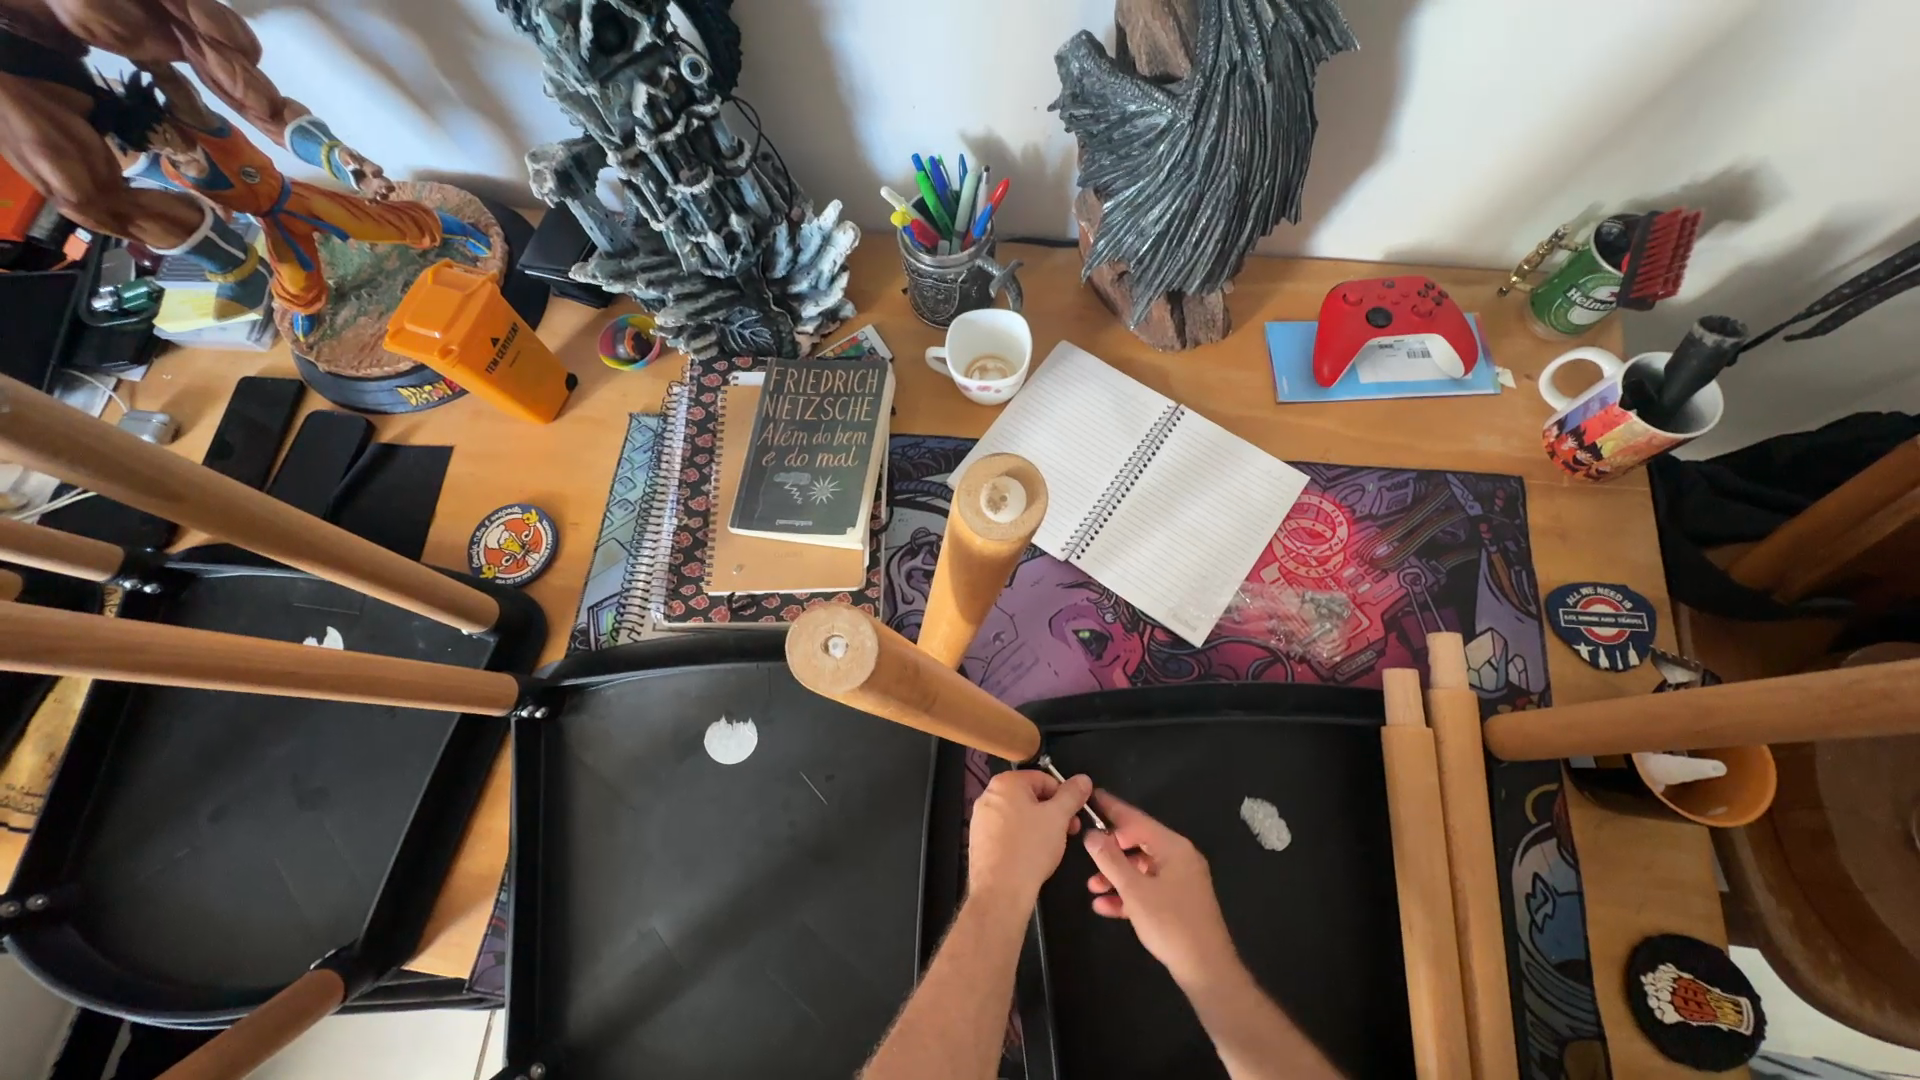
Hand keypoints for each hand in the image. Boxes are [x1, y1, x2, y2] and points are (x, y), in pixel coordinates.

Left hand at [336, 147, 394, 199]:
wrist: (344, 166)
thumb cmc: (346, 158)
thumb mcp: (345, 154)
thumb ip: (350, 157)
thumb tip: (356, 164)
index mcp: (371, 167)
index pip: (377, 169)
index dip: (376, 171)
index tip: (373, 175)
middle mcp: (377, 178)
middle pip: (386, 182)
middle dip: (387, 186)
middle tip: (384, 190)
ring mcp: (375, 187)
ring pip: (384, 193)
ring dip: (383, 196)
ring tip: (379, 197)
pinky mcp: (371, 194)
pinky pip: (375, 199)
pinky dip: (374, 201)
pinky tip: (368, 202)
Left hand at [968, 770, 1091, 911]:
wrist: (1001, 891)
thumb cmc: (1030, 847)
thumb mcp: (1058, 817)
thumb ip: (1072, 794)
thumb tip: (1083, 779)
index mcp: (1006, 783)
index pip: (1044, 779)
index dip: (1064, 796)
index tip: (1074, 815)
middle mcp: (989, 796)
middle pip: (1030, 797)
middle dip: (1052, 813)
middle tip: (1068, 830)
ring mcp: (981, 819)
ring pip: (1019, 816)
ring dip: (1039, 826)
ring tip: (1050, 846)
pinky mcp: (979, 841)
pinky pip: (1007, 832)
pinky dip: (1022, 839)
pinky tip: (1031, 855)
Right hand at [1082, 792, 1238, 989]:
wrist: (1206, 969)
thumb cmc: (1171, 923)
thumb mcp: (1135, 890)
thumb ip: (1110, 860)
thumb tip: (1092, 835)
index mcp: (1173, 847)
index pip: (1136, 819)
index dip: (1112, 808)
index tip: (1091, 796)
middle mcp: (1179, 858)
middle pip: (1137, 843)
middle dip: (1110, 851)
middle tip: (1087, 855)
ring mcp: (1180, 881)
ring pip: (1141, 868)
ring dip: (1116, 876)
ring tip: (1092, 887)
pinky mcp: (1178, 902)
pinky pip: (1148, 888)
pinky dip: (1128, 894)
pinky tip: (1105, 906)